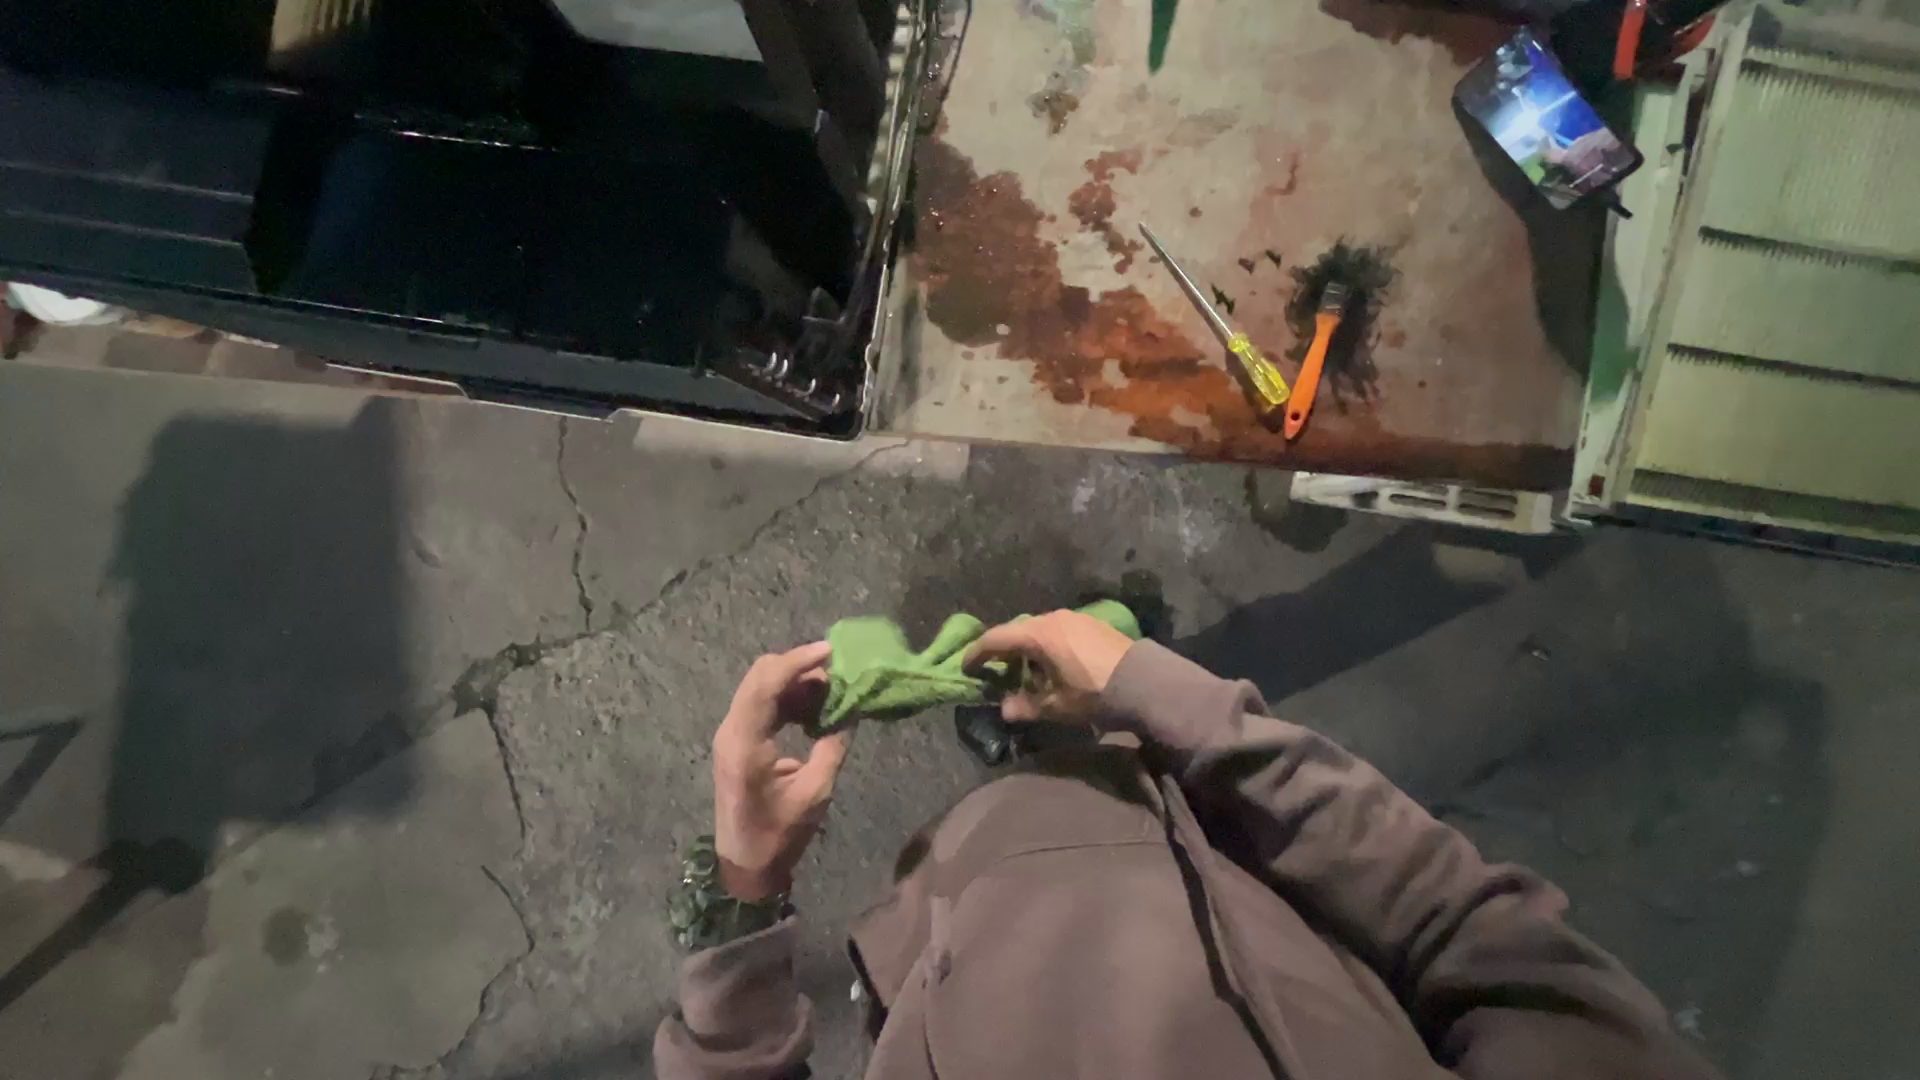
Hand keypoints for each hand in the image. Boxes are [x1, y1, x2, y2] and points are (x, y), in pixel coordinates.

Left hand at [712, 642, 852, 901]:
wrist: (743, 866)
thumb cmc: (780, 834)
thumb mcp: (815, 791)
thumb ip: (833, 744)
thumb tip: (851, 708)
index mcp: (745, 742)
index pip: (766, 683)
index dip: (798, 661)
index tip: (830, 650)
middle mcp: (731, 730)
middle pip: (760, 675)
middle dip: (799, 666)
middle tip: (836, 672)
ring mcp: (731, 734)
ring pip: (761, 685)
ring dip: (795, 681)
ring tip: (830, 691)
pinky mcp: (737, 740)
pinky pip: (762, 703)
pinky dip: (788, 697)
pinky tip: (813, 709)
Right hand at [966, 610, 1135, 722]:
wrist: (1148, 683)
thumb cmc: (1096, 694)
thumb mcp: (1058, 706)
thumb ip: (1026, 706)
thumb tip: (1005, 709)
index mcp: (1038, 635)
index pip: (996, 638)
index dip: (976, 653)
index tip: (966, 668)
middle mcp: (1053, 619)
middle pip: (1016, 631)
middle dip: (1002, 652)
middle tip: (994, 672)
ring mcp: (1074, 618)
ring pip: (1038, 629)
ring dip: (1026, 649)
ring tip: (1025, 673)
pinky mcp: (1091, 623)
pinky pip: (1057, 630)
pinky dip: (1046, 645)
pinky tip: (1051, 665)